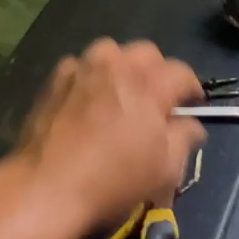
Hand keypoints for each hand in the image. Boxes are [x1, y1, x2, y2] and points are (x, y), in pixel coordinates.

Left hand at [10, 38, 204, 231]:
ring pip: (111, 52)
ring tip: (120, 93)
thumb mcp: (164, 169)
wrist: (46, 186)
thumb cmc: (113, 180)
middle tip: (155, 100)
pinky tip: (87, 100)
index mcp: (150, 83)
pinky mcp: (55, 79)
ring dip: (122, 67)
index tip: (191, 106)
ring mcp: (83, 68)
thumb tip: (190, 124)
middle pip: (147, 53)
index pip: (182, 72)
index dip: (191, 89)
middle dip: (157, 72)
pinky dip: (90, 77)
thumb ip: (184, 138)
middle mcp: (117, 65)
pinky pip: (81, 66)